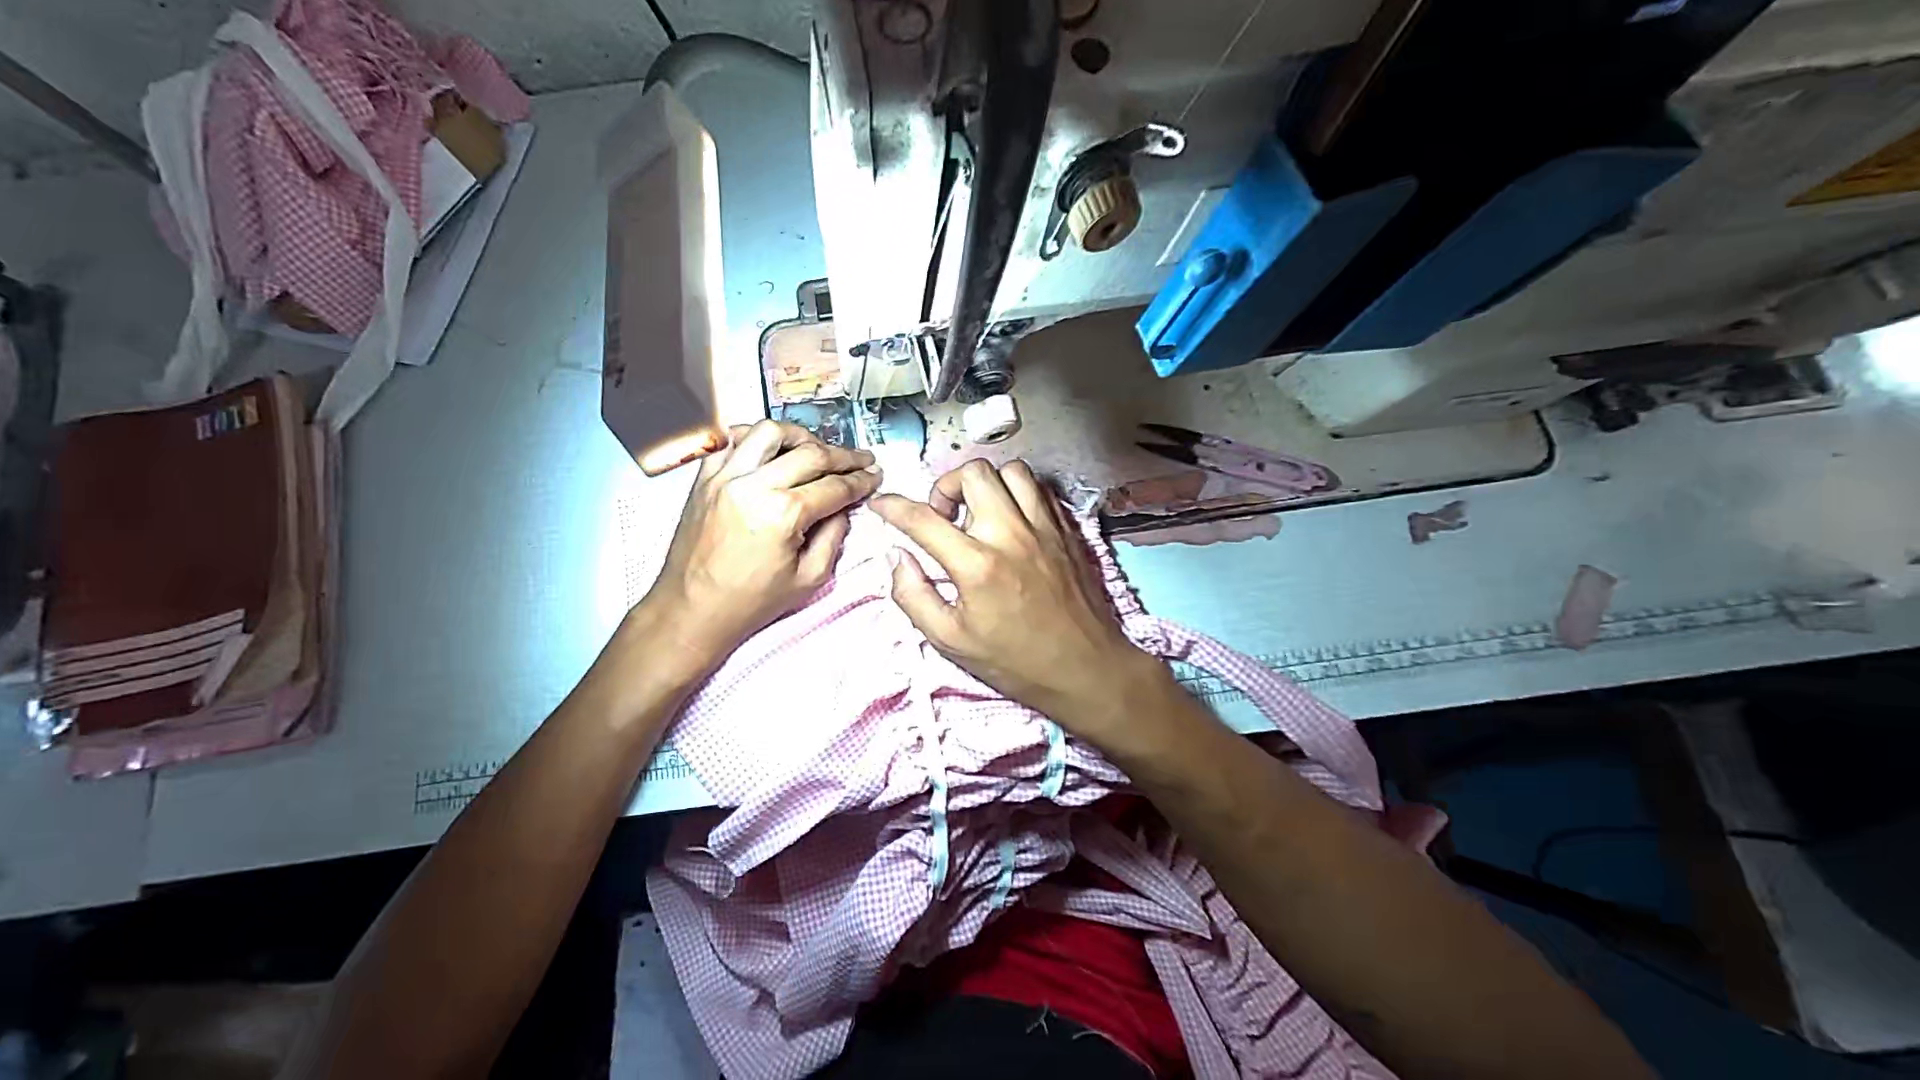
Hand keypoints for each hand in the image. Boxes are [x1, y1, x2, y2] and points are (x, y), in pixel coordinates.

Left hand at [637, 420, 880, 679]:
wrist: (693, 610)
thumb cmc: (750, 602)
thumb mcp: (810, 578)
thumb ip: (834, 535)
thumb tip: (844, 506)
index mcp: (783, 514)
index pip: (834, 486)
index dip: (861, 480)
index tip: (874, 476)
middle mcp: (753, 486)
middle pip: (811, 453)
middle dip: (844, 456)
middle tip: (861, 460)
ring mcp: (725, 477)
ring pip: (770, 432)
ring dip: (801, 436)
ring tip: (816, 448)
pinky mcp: (705, 479)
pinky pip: (732, 441)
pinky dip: (756, 438)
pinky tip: (772, 450)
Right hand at [871, 460, 1171, 745]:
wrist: (1086, 670)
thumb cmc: (1015, 662)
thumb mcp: (950, 641)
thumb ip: (914, 596)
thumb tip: (899, 558)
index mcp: (976, 565)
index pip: (923, 518)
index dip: (893, 505)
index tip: (882, 505)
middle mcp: (1011, 535)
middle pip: (972, 473)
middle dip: (946, 487)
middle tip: (943, 517)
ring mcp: (1044, 528)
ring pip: (1011, 470)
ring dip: (985, 484)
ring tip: (978, 512)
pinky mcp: (1067, 530)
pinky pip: (1039, 488)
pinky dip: (1017, 493)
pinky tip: (1010, 519)